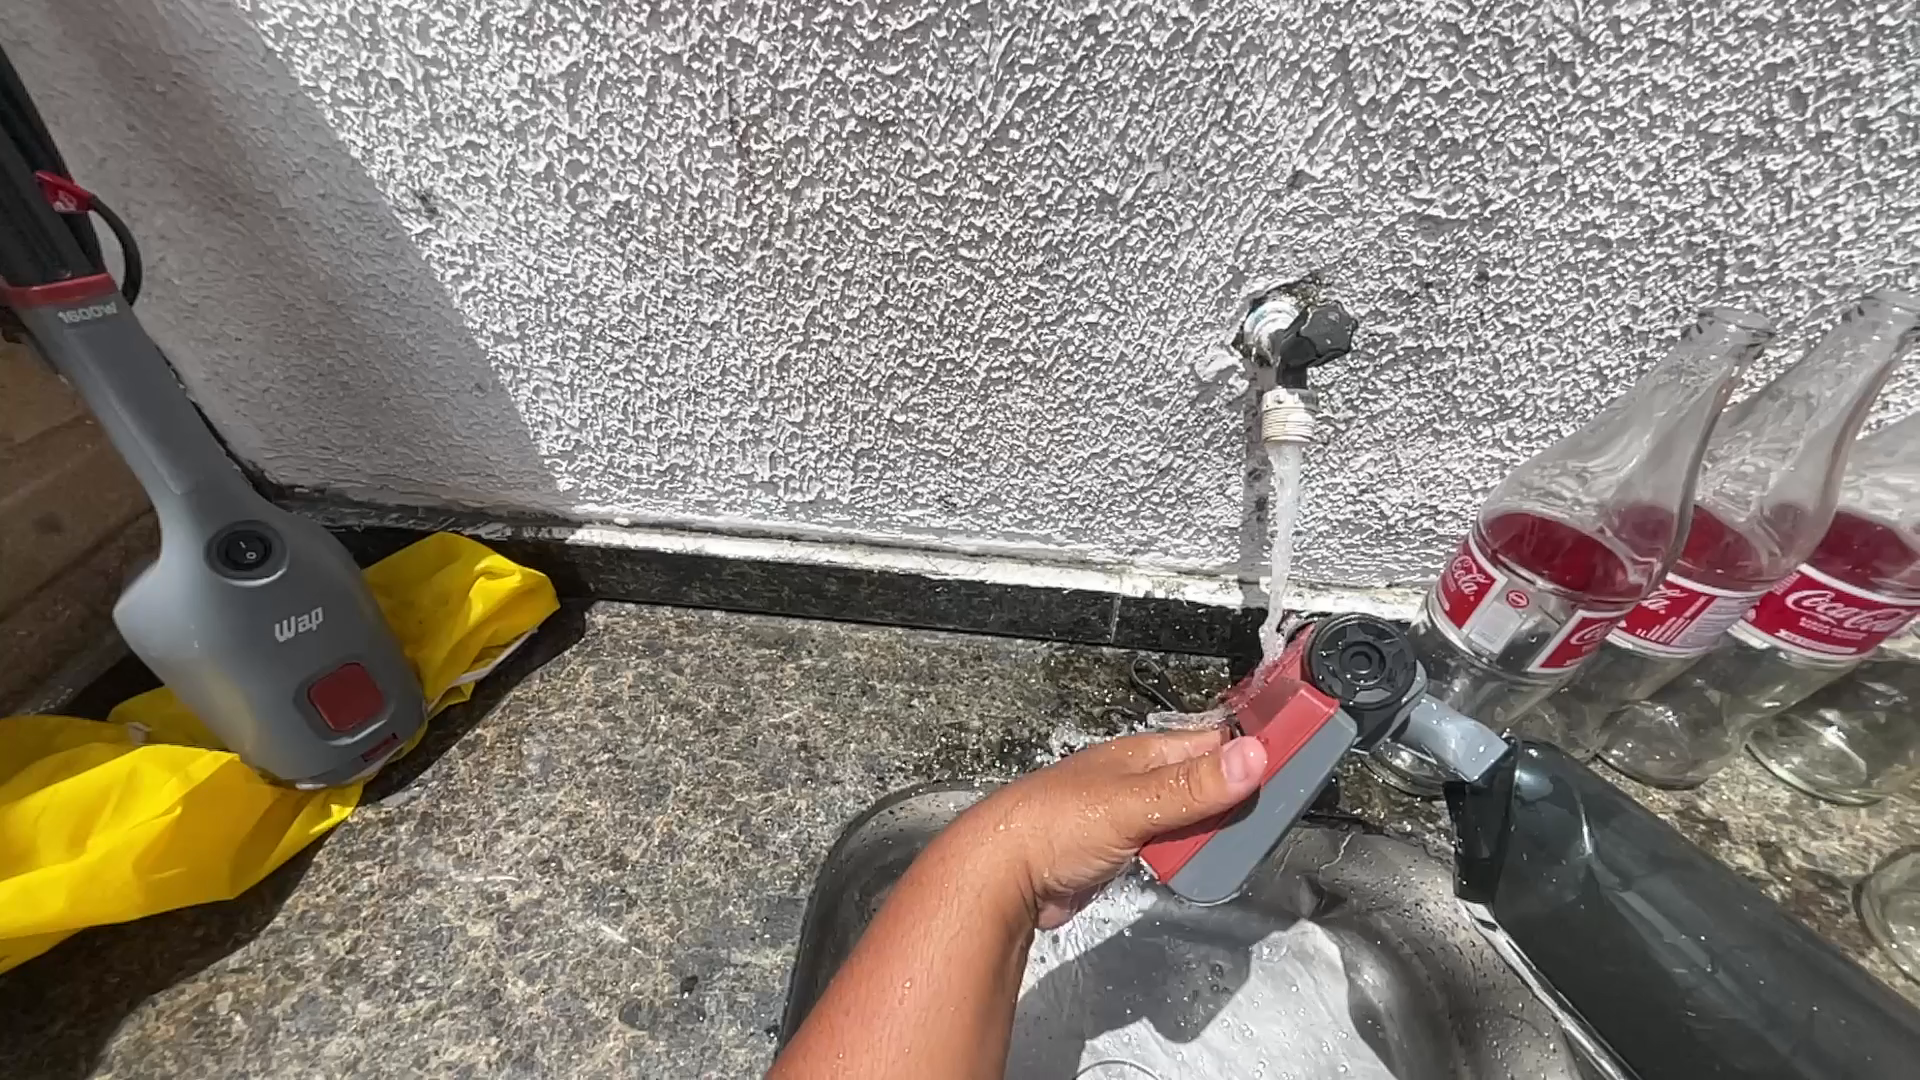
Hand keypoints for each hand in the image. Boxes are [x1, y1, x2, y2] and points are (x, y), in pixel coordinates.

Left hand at [948, 726, 1267, 928]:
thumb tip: (1251, 756)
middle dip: (1237, 801)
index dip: (1253, 753)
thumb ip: (1192, 787)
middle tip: (1266, 825)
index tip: (1294, 768)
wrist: (1004, 875)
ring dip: (1213, 833)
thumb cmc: (1051, 824)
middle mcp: (1140, 778)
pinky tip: (1197, 867)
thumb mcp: (1131, 803)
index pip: (1213, 743)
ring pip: (1191, 818)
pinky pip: (1170, 847)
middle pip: (1207, 782)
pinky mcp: (1124, 847)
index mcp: (1144, 754)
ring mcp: (1131, 813)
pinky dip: (1188, 856)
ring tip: (1235, 851)